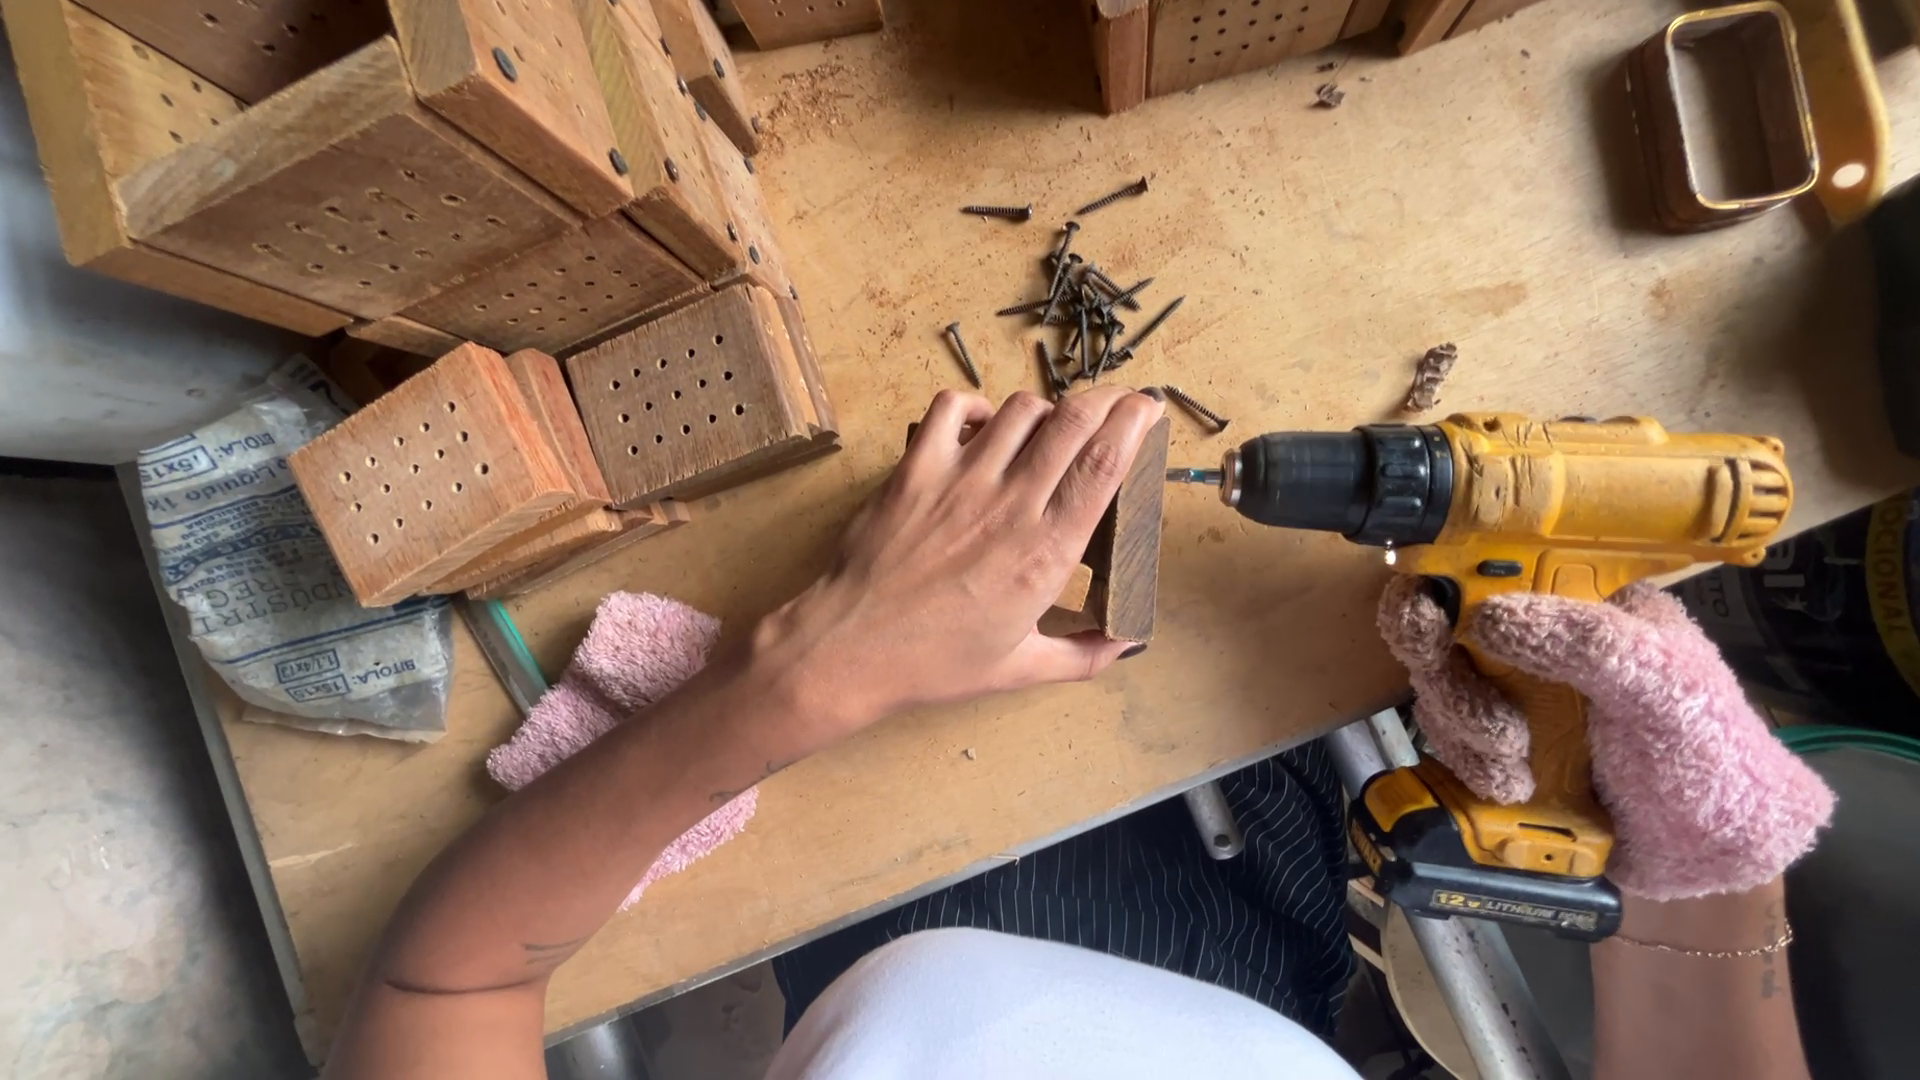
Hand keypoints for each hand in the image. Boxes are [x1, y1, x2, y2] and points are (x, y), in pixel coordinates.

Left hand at [751, 387, 1164, 753]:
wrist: (850, 649)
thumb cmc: (936, 663)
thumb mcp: (1020, 669)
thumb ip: (1084, 655)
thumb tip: (1129, 644)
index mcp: (1046, 552)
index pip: (1104, 464)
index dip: (1135, 422)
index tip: (1148, 410)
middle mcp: (1010, 504)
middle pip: (1073, 421)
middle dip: (1106, 399)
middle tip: (1114, 404)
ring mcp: (959, 480)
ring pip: (1021, 410)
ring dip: (1046, 410)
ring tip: (1047, 429)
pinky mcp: (915, 469)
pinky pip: (952, 408)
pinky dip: (977, 405)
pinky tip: (984, 427)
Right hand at [1378, 578, 1833, 899]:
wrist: (1715, 856)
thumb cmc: (1711, 756)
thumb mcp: (1666, 686)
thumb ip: (1587, 643)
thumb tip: (1485, 617)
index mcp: (1572, 603)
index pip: (1482, 570)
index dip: (1436, 585)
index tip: (1428, 618)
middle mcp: (1527, 642)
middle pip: (1437, 633)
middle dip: (1445, 675)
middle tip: (1467, 700)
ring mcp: (1504, 693)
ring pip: (1435, 690)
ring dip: (1463, 728)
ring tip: (1516, 760)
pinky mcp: (1489, 742)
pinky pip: (1445, 739)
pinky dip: (1468, 764)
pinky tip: (1512, 784)